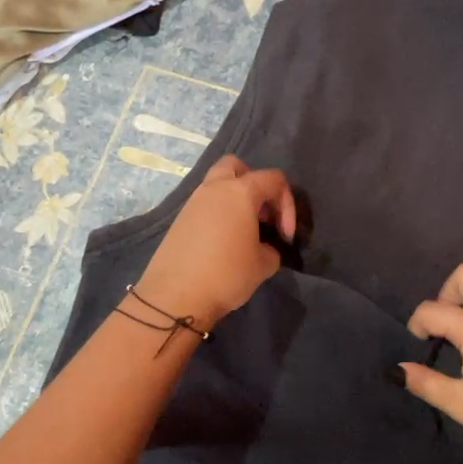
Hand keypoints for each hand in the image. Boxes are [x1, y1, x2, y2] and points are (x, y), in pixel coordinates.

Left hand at [135, 156, 296, 329]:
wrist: (175, 297)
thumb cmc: (226, 274)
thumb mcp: (263, 265)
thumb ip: (272, 248)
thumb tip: (265, 247)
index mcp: (240, 192)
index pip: (274, 179)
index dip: (287, 205)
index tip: (285, 236)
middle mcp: (215, 188)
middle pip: (236, 166)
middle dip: (254, 184)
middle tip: (261, 213)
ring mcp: (193, 202)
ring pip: (218, 184)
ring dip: (235, 199)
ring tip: (244, 230)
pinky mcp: (180, 219)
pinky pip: (205, 204)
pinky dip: (218, 213)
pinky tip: (223, 241)